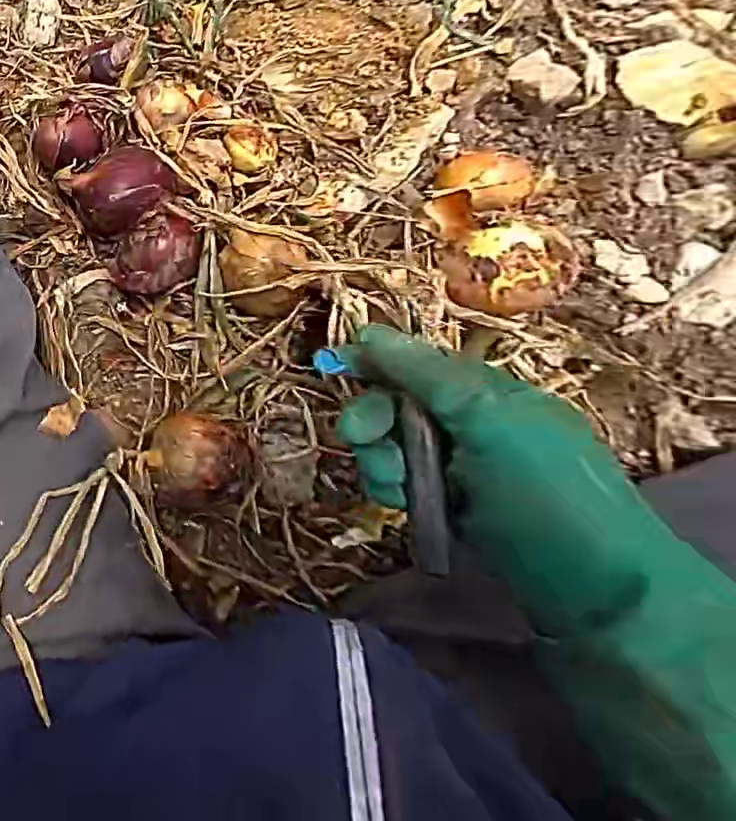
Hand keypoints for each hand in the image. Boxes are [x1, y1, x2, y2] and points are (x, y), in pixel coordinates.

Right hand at [332, 325, 646, 632]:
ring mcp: (455, 463)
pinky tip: (401, 502)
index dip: (372, 361)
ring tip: (397, 486)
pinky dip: (386, 487)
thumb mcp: (490, 423)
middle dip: (370, 420)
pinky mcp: (440, 498)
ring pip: (383, 442)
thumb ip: (427, 375)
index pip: (416, 363)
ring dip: (376, 460)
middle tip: (361, 438)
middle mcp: (469, 423)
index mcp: (491, 395)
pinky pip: (391, 477)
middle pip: (390, 402)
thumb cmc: (549, 495)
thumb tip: (368, 331)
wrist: (595, 593)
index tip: (329, 363)